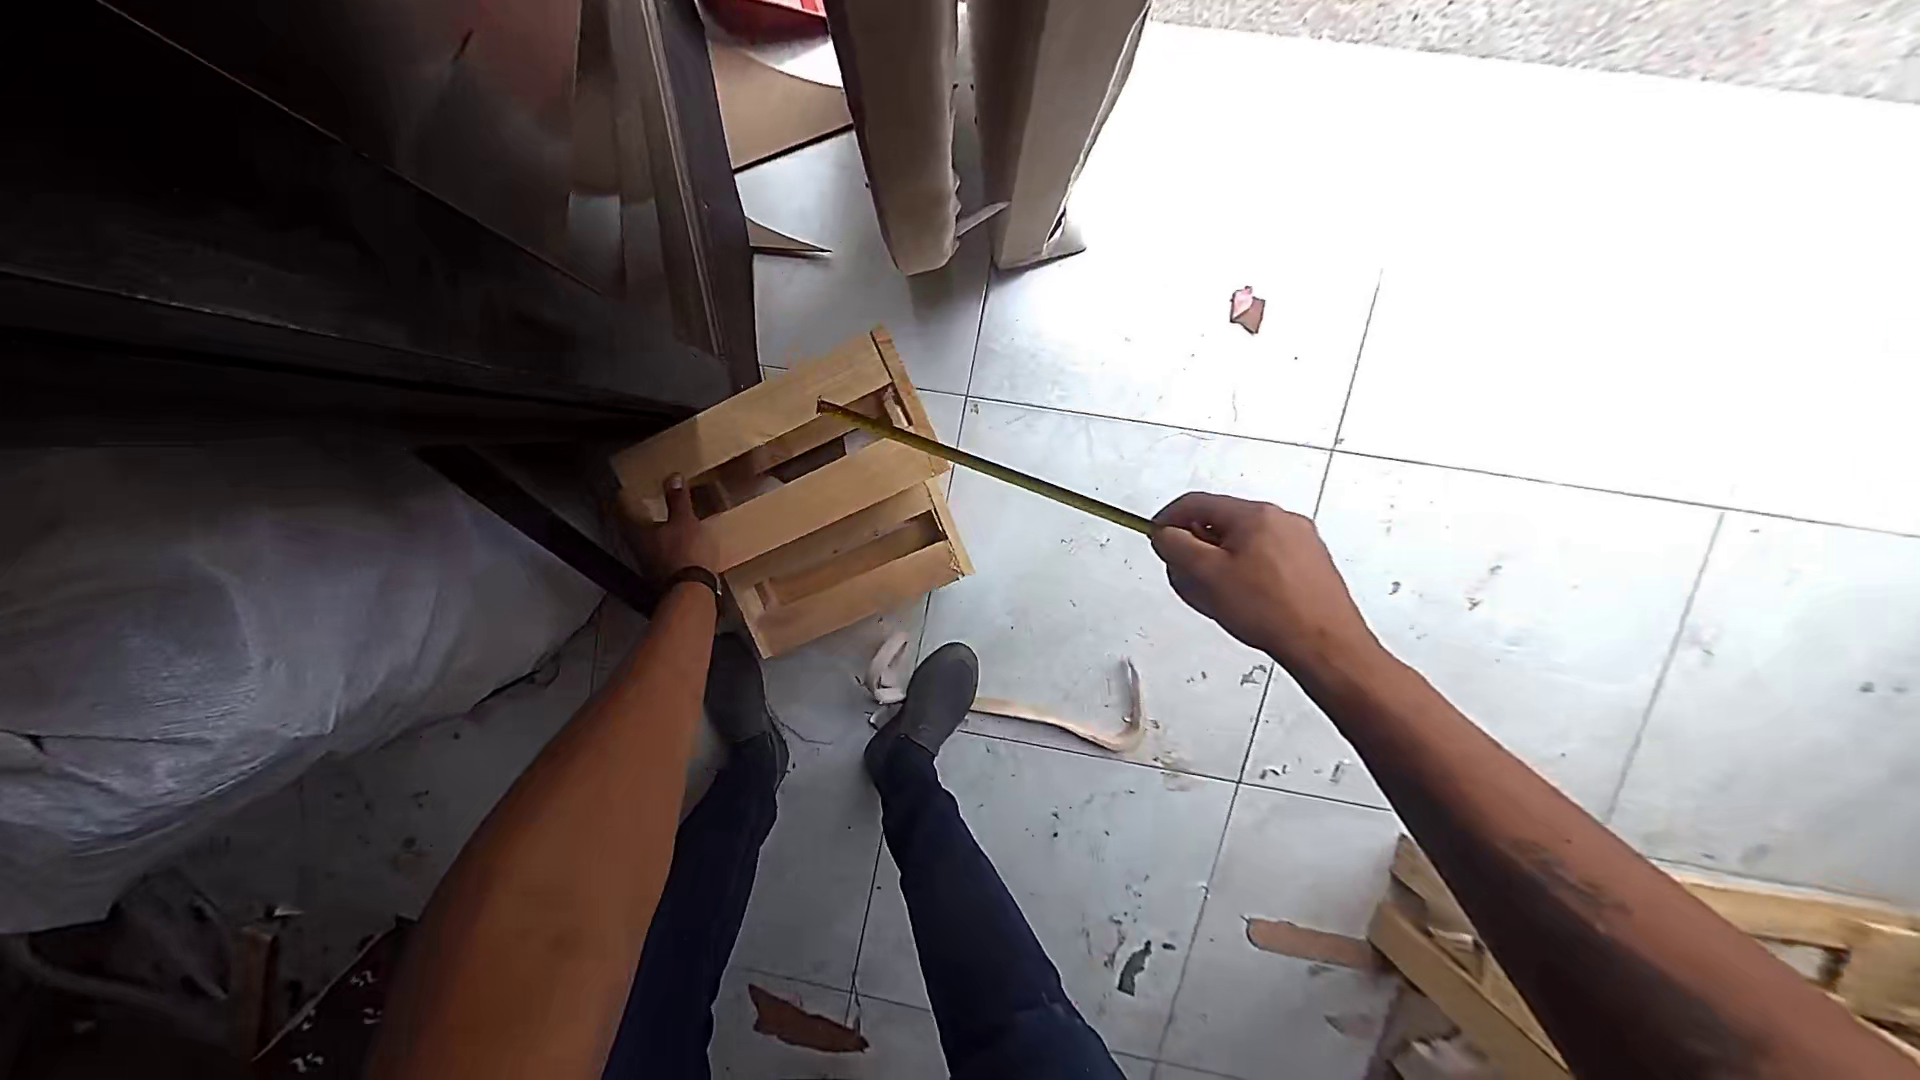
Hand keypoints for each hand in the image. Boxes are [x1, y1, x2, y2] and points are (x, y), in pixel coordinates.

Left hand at [624, 474, 714, 576]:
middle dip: (636, 516)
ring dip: (651, 532)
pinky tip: (676, 545)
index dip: (620, 500)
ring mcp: (650, 565)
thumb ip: (678, 500)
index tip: (619, 491)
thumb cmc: (686, 553)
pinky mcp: (664, 576)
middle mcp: (639, 549)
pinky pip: (661, 556)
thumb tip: (672, 477)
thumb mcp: (686, 521)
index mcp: (639, 532)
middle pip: (631, 528)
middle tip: (640, 504)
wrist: (693, 591)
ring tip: (661, 522)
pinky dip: (665, 547)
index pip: (621, 511)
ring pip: (646, 543)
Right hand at [1150, 492, 1380, 674]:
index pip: (1196, 503)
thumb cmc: (1274, 612)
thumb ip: (1175, 546)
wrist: (1324, 645)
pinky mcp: (1308, 564)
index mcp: (1255, 515)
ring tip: (1216, 597)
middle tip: (1186, 576)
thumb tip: (1165, 534)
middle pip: (1219, 523)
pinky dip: (1244, 574)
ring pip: (1241, 543)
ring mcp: (1299, 542)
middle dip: (1195, 549)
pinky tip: (1242, 602)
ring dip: (1219, 564)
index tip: (1158, 537)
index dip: (1168, 521)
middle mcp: (1282, 521)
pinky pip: (1263, 559)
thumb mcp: (1205, 575)